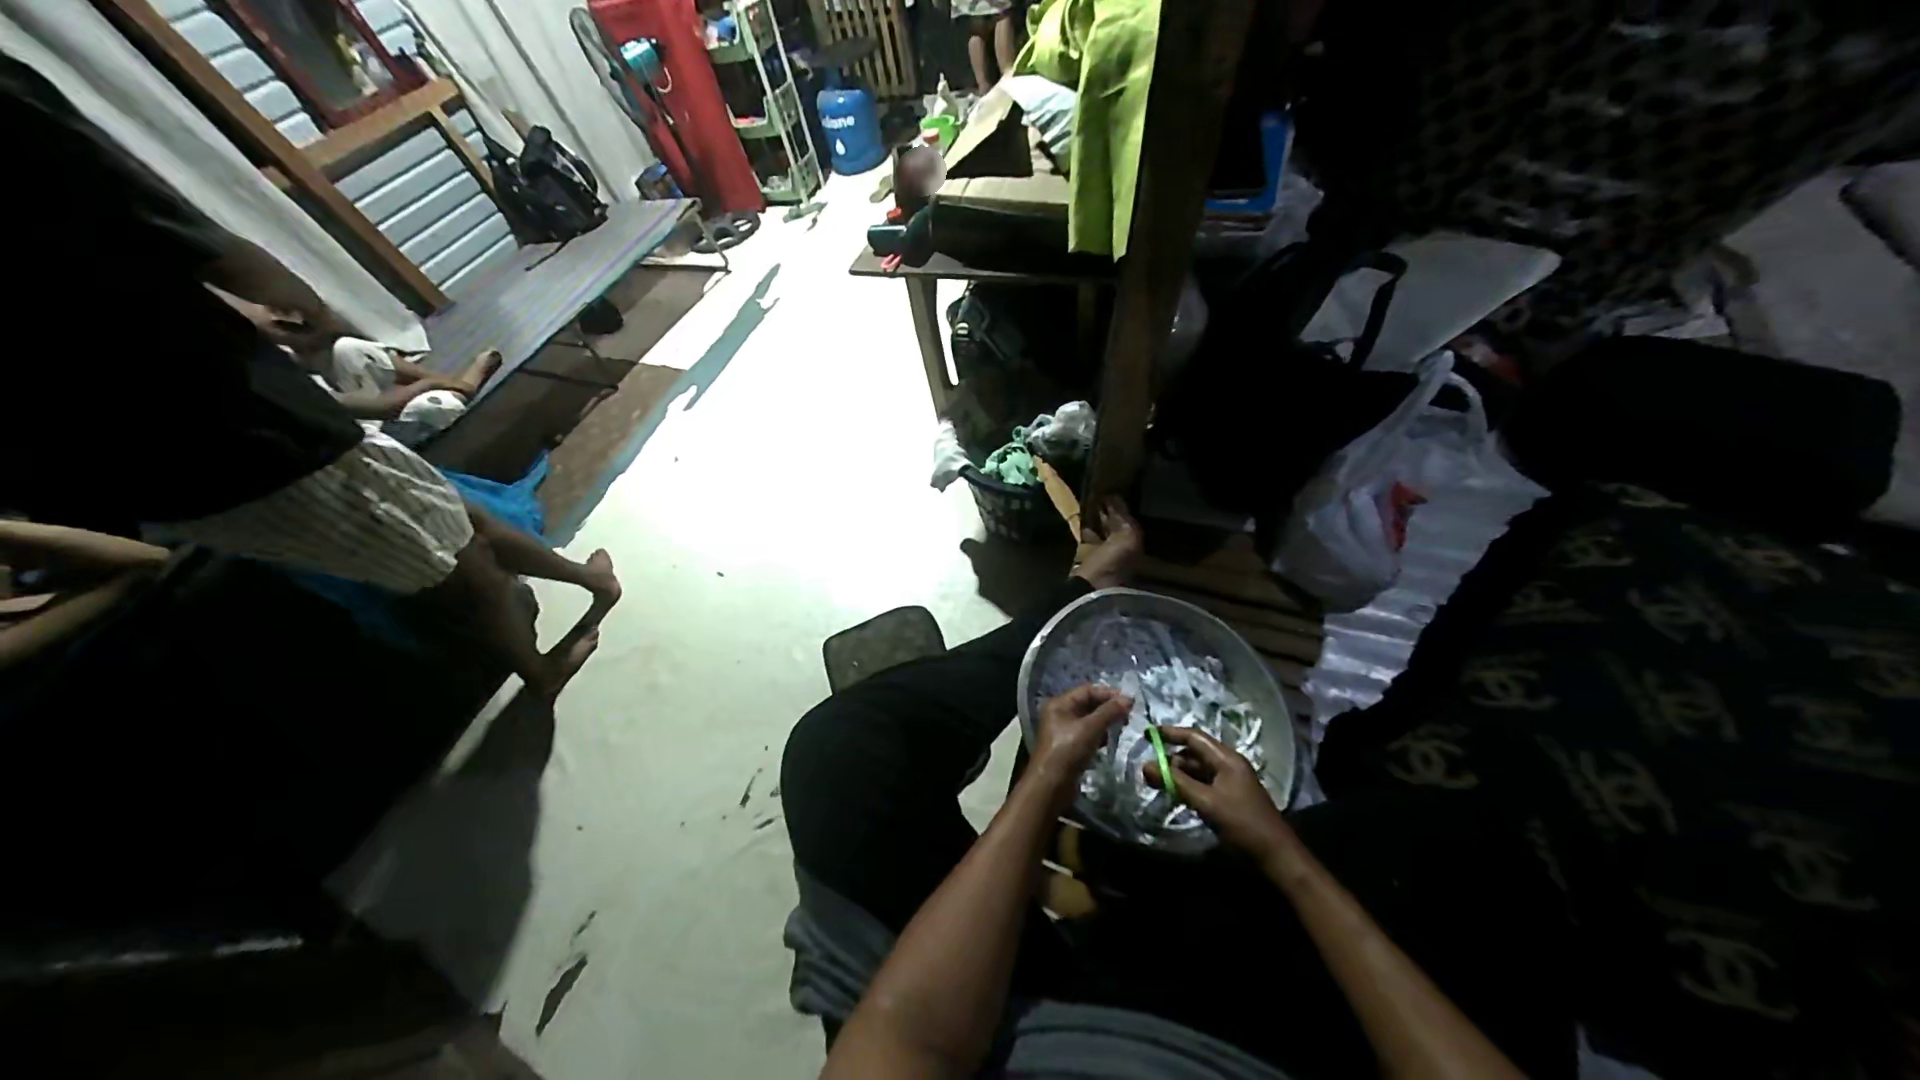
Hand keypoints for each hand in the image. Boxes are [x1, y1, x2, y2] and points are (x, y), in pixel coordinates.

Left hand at [1032, 684, 1131, 787]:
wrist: (1051, 786)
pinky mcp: (1070, 747)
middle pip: (1088, 704)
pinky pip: (1088, 734)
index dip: (1108, 693)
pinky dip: (1100, 735)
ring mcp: (1064, 731)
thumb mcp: (1089, 729)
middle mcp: (1060, 714)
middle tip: (1129, 714)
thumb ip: (1109, 712)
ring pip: (1089, 720)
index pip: (1087, 690)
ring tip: (1123, 725)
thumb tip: (1129, 699)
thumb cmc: (1067, 751)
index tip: (1129, 701)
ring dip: (1106, 721)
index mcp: (1059, 704)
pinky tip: (1111, 740)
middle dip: (1108, 707)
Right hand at [1144, 726, 1293, 859]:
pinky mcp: (1228, 797)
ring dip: (1177, 774)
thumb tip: (1146, 765)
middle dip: (1170, 758)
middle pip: (1194, 753)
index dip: (1170, 734)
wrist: (1276, 856)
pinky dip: (1186, 786)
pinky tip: (1174, 795)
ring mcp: (1229, 782)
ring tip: (1157, 783)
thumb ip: (1176, 782)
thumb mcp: (1206, 802)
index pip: (1194, 737)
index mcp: (1227, 759)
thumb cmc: (1242, 823)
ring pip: (1196, 770)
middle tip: (1148, 769)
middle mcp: (1228, 765)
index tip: (1147, 734)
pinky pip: (1202, 784)